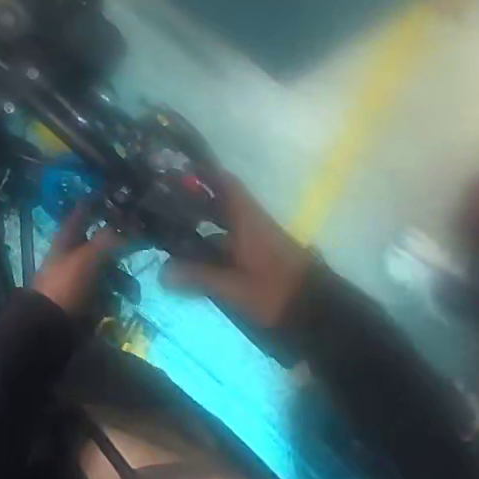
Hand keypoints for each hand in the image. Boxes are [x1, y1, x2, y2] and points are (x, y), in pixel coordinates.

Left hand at [32, 202, 125, 317]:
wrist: (50, 328)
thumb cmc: (68, 284)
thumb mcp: (90, 256)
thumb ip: (111, 238)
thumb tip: (133, 225)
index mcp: (68, 236)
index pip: (85, 209)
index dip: (102, 200)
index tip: (125, 195)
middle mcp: (75, 251)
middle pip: (104, 239)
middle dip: (124, 244)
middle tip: (145, 243)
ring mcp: (81, 275)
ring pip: (110, 268)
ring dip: (124, 279)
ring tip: (133, 293)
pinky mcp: (88, 297)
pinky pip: (110, 290)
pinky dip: (119, 295)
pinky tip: (125, 302)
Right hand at [162, 170, 312, 327]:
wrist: (317, 310)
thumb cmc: (275, 290)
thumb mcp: (233, 286)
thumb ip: (197, 277)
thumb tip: (161, 272)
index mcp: (247, 219)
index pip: (226, 184)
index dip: (205, 173)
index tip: (180, 168)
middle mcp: (253, 222)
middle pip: (223, 202)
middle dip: (197, 199)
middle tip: (166, 200)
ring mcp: (259, 240)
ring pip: (227, 222)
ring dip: (205, 221)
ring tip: (174, 227)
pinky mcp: (262, 257)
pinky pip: (232, 239)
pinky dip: (214, 241)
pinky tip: (196, 256)